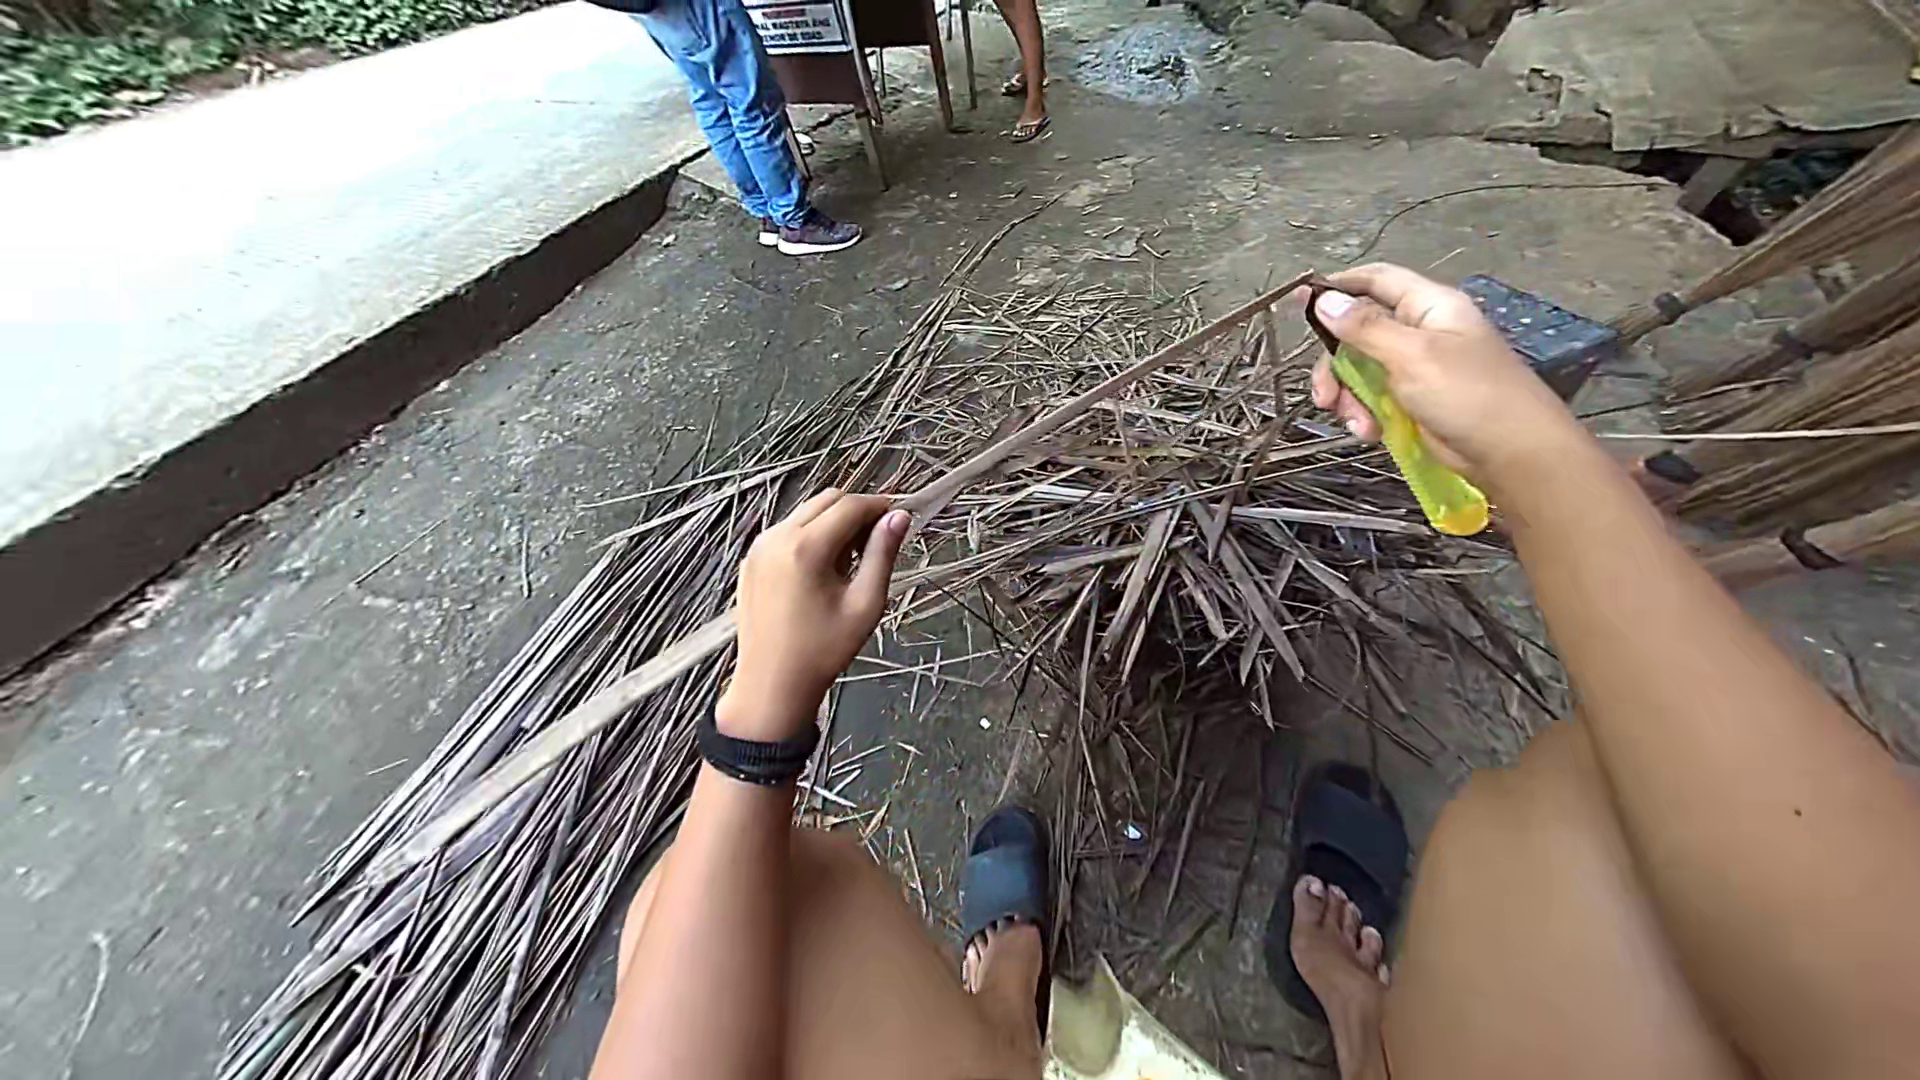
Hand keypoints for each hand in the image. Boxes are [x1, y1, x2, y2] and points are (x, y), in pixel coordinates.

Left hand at [717, 489, 910, 740]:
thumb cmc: (824, 650)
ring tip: (851, 560)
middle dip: (857, 511)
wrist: (771, 686)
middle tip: (877, 541)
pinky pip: (788, 530)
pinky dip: (811, 535)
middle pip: (827, 500)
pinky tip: (823, 569)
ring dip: (834, 522)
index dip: (880, 506)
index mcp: (806, 548)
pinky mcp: (751, 559)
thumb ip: (883, 554)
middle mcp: (777, 537)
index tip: (900, 517)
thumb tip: (900, 517)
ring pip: (806, 512)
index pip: (850, 506)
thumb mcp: (865, 604)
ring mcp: (759, 546)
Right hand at [1307, 263, 1585, 491]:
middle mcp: (1418, 332)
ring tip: (1356, 421)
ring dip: (1347, 397)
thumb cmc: (1468, 395)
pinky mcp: (1409, 398)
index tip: (1299, 301)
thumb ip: (1365, 328)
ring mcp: (1414, 367)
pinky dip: (1363, 414)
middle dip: (1334, 366)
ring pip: (1357, 370)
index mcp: (1427, 307)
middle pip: (1355, 334)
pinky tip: (1371, 431)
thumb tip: (1325, 300)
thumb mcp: (1411, 355)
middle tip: (1324, 396)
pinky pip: (1370, 397)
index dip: (1338, 287)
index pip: (1376, 281)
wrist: (1510, 452)